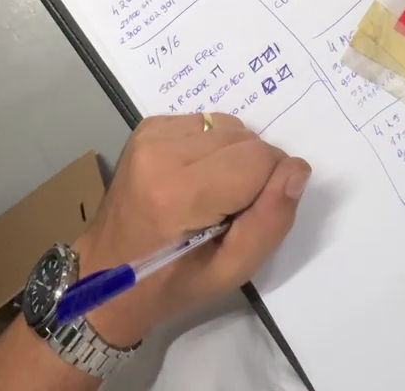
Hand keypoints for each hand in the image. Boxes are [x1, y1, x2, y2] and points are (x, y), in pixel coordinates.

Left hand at [72, 114, 310, 346]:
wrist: (107, 269)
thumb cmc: (170, 282)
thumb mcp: (229, 272)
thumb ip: (270, 221)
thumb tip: (297, 169)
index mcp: (178, 192)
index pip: (258, 159)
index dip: (271, 184)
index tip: (253, 214)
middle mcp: (161, 151)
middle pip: (243, 138)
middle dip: (253, 169)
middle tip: (232, 209)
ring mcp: (150, 134)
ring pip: (226, 125)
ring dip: (233, 154)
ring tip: (214, 192)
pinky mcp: (147, 126)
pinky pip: (203, 121)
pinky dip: (212, 144)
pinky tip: (196, 175)